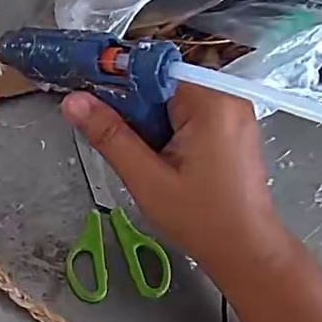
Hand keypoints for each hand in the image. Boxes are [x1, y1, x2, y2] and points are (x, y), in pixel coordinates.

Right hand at [60, 84, 295, 275]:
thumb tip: (74, 100)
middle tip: (123, 143)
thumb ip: (109, 135)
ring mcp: (233, 112)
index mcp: (210, 101)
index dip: (118, 82)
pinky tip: (162, 158)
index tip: (92, 100)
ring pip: (174, 99)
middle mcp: (227, 97)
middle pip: (164, 83)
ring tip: (145, 158)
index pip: (153, 70)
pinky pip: (191, 114)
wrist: (247, 250)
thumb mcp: (145, 177)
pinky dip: (168, 129)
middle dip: (135, 107)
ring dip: (150, 121)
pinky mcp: (233, 128)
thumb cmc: (201, 218)